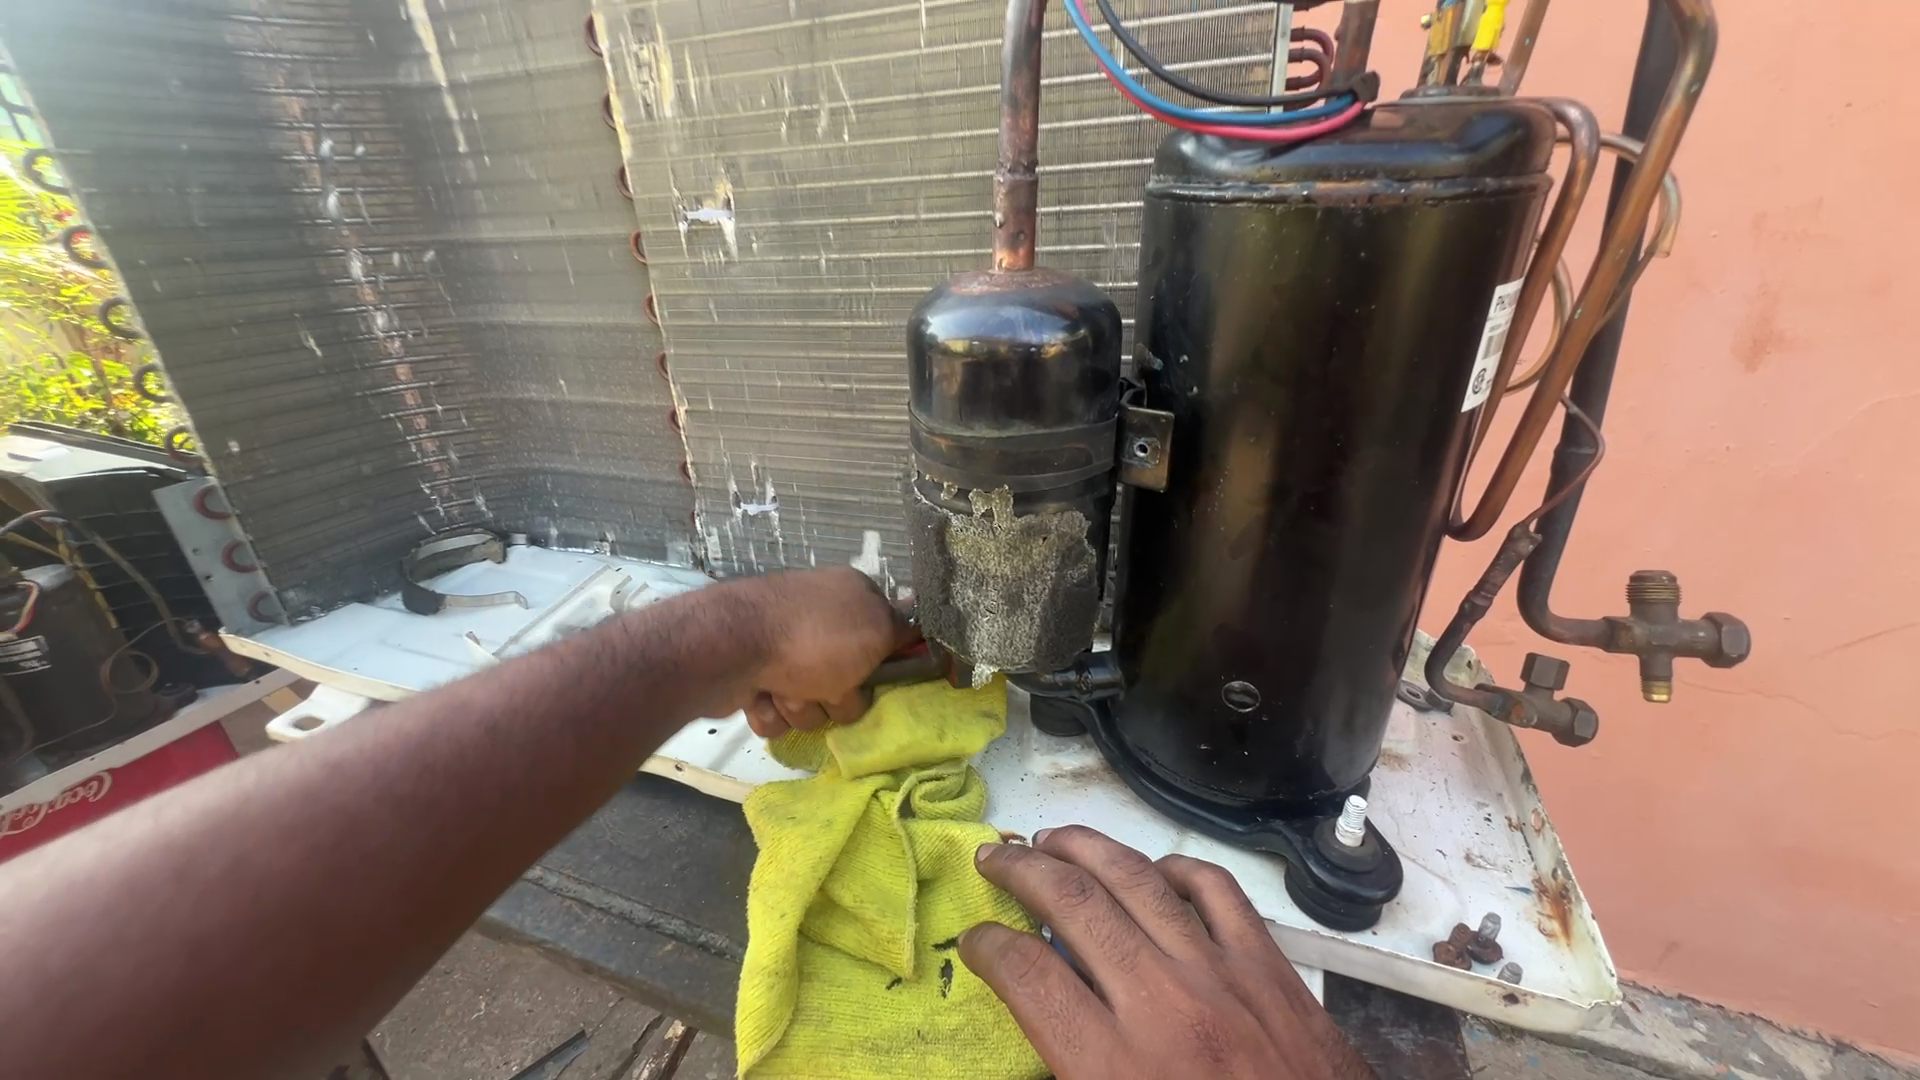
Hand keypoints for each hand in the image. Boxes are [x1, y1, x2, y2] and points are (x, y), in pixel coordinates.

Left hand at [724, 567, 915, 735]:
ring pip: (813, 701)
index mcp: (851, 596)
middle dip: (838, 692)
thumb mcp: (878, 629)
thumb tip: (917, 620)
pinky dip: (772, 710)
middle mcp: (818, 617)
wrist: (730, 648)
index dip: (883, 660)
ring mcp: (783, 646)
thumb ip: (904, 629)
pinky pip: (778, 711)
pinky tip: (762, 695)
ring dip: (803, 705)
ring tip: (785, 689)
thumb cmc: (814, 638)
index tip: (878, 675)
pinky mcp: (752, 674)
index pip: (885, 634)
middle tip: (827, 685)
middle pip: (850, 677)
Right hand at [962, 826, 1375, 1079]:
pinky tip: (1151, 869)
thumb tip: (1037, 1033)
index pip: (1029, 975)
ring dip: (1084, 847)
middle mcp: (1164, 1003)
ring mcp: (1222, 974)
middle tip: (993, 858)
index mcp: (1118, 1068)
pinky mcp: (1271, 967)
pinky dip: (1176, 868)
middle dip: (1020, 870)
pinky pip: (1215, 889)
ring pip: (1136, 878)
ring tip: (1051, 839)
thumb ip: (1070, 1074)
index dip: (988, 947)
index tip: (975, 939)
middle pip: (1073, 903)